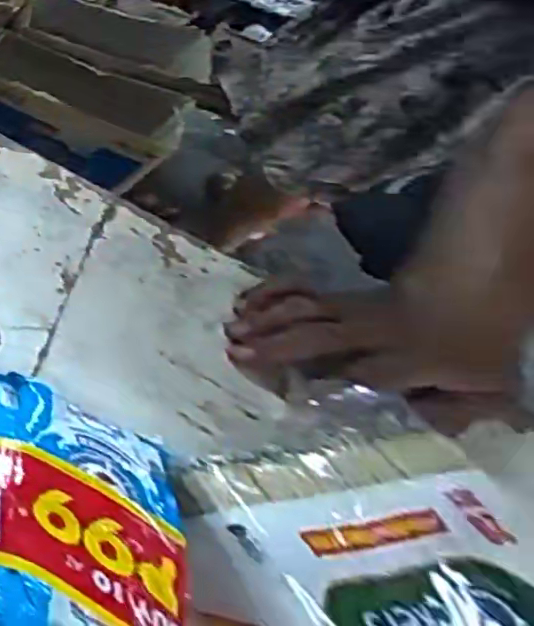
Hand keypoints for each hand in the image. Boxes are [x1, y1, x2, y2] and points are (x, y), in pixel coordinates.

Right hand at [226, 278, 522, 432]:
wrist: (467, 298)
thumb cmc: (470, 351)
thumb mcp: (486, 390)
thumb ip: (452, 412)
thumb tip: (415, 429)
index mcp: (414, 360)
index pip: (367, 374)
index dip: (331, 383)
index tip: (295, 394)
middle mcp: (373, 332)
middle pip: (320, 338)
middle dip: (277, 345)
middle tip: (236, 353)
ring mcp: (350, 308)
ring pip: (302, 311)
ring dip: (264, 319)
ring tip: (232, 330)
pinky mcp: (334, 294)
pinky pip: (296, 288)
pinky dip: (267, 293)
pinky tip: (242, 302)